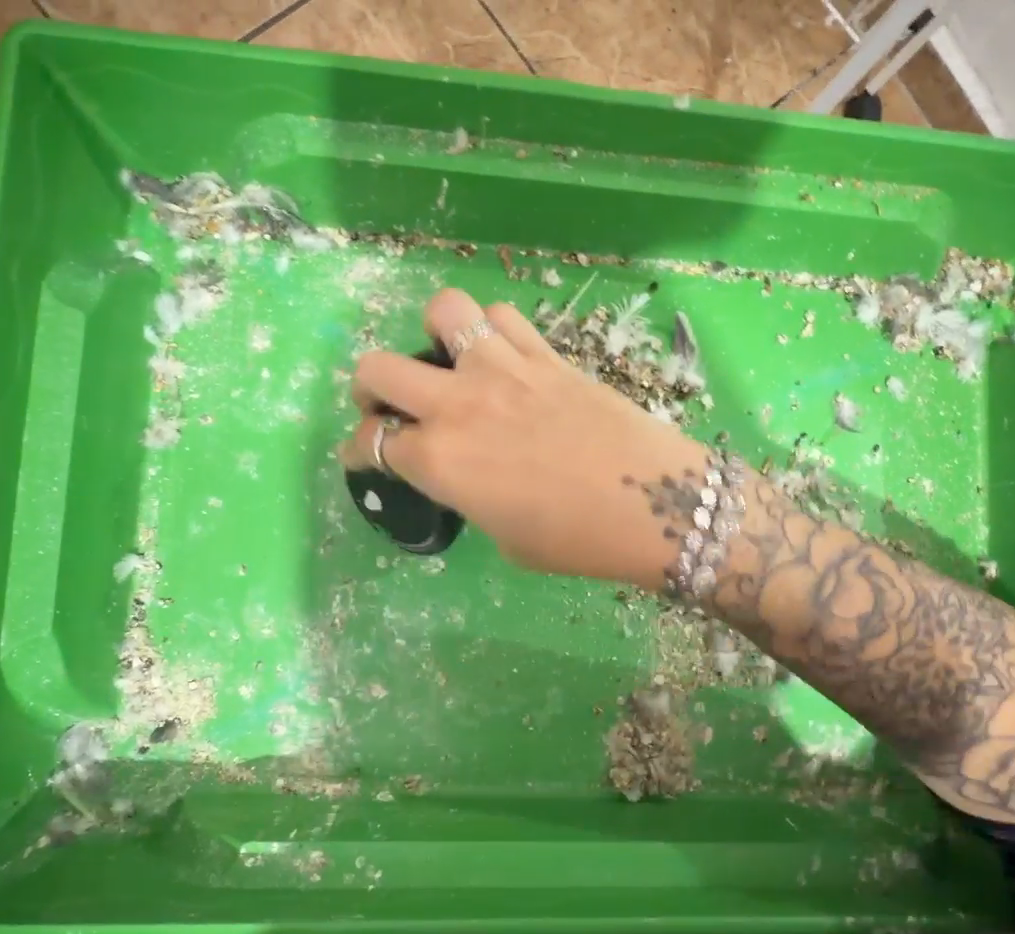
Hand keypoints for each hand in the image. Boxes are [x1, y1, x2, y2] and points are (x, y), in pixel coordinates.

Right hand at [339, 288, 708, 588]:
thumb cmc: (575, 540)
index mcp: (439, 461)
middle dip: (368, 389)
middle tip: (386, 405)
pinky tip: (502, 352)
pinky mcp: (546, 354)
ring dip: (432, 336)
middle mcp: (457, 405)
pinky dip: (491, 328)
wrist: (653, 507)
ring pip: (441, 312)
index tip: (367, 457)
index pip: (373, 443)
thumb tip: (470, 476)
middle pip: (378, 369)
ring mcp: (502, 369)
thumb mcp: (505, 537)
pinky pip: (502, 316)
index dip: (361, 452)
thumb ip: (471, 496)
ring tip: (448, 360)